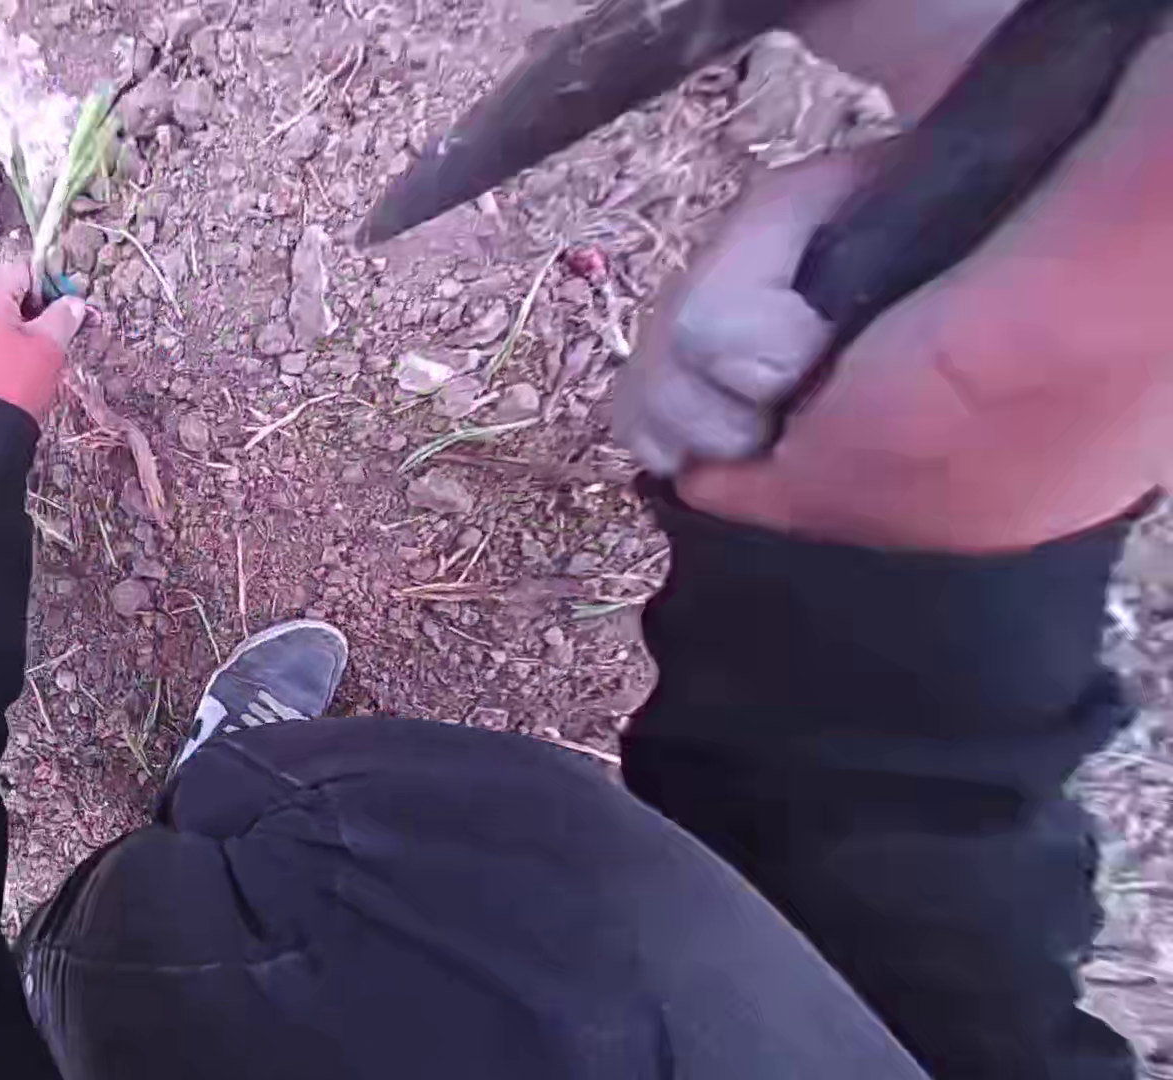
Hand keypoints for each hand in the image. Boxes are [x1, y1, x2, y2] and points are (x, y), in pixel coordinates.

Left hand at [0, 263, 88, 423]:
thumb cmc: (17, 381)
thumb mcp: (49, 343)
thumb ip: (64, 315)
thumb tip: (74, 303)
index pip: (24, 269)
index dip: (53, 282)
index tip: (74, 299)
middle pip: (15, 290)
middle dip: (45, 303)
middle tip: (71, 321)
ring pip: (9, 313)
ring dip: (36, 322)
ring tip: (58, 341)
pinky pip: (0, 333)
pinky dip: (21, 338)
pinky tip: (39, 355)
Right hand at [630, 25, 1172, 551]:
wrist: (859, 553)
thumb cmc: (991, 423)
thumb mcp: (1098, 275)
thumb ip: (1131, 148)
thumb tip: (1132, 26)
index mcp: (955, 177)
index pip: (901, 46)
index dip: (840, 30)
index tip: (783, 29)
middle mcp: (853, 230)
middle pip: (742, 229)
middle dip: (734, 320)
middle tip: (785, 379)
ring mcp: (759, 304)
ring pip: (671, 311)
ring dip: (692, 391)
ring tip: (747, 436)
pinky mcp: (692, 365)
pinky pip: (634, 369)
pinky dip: (657, 418)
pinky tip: (707, 448)